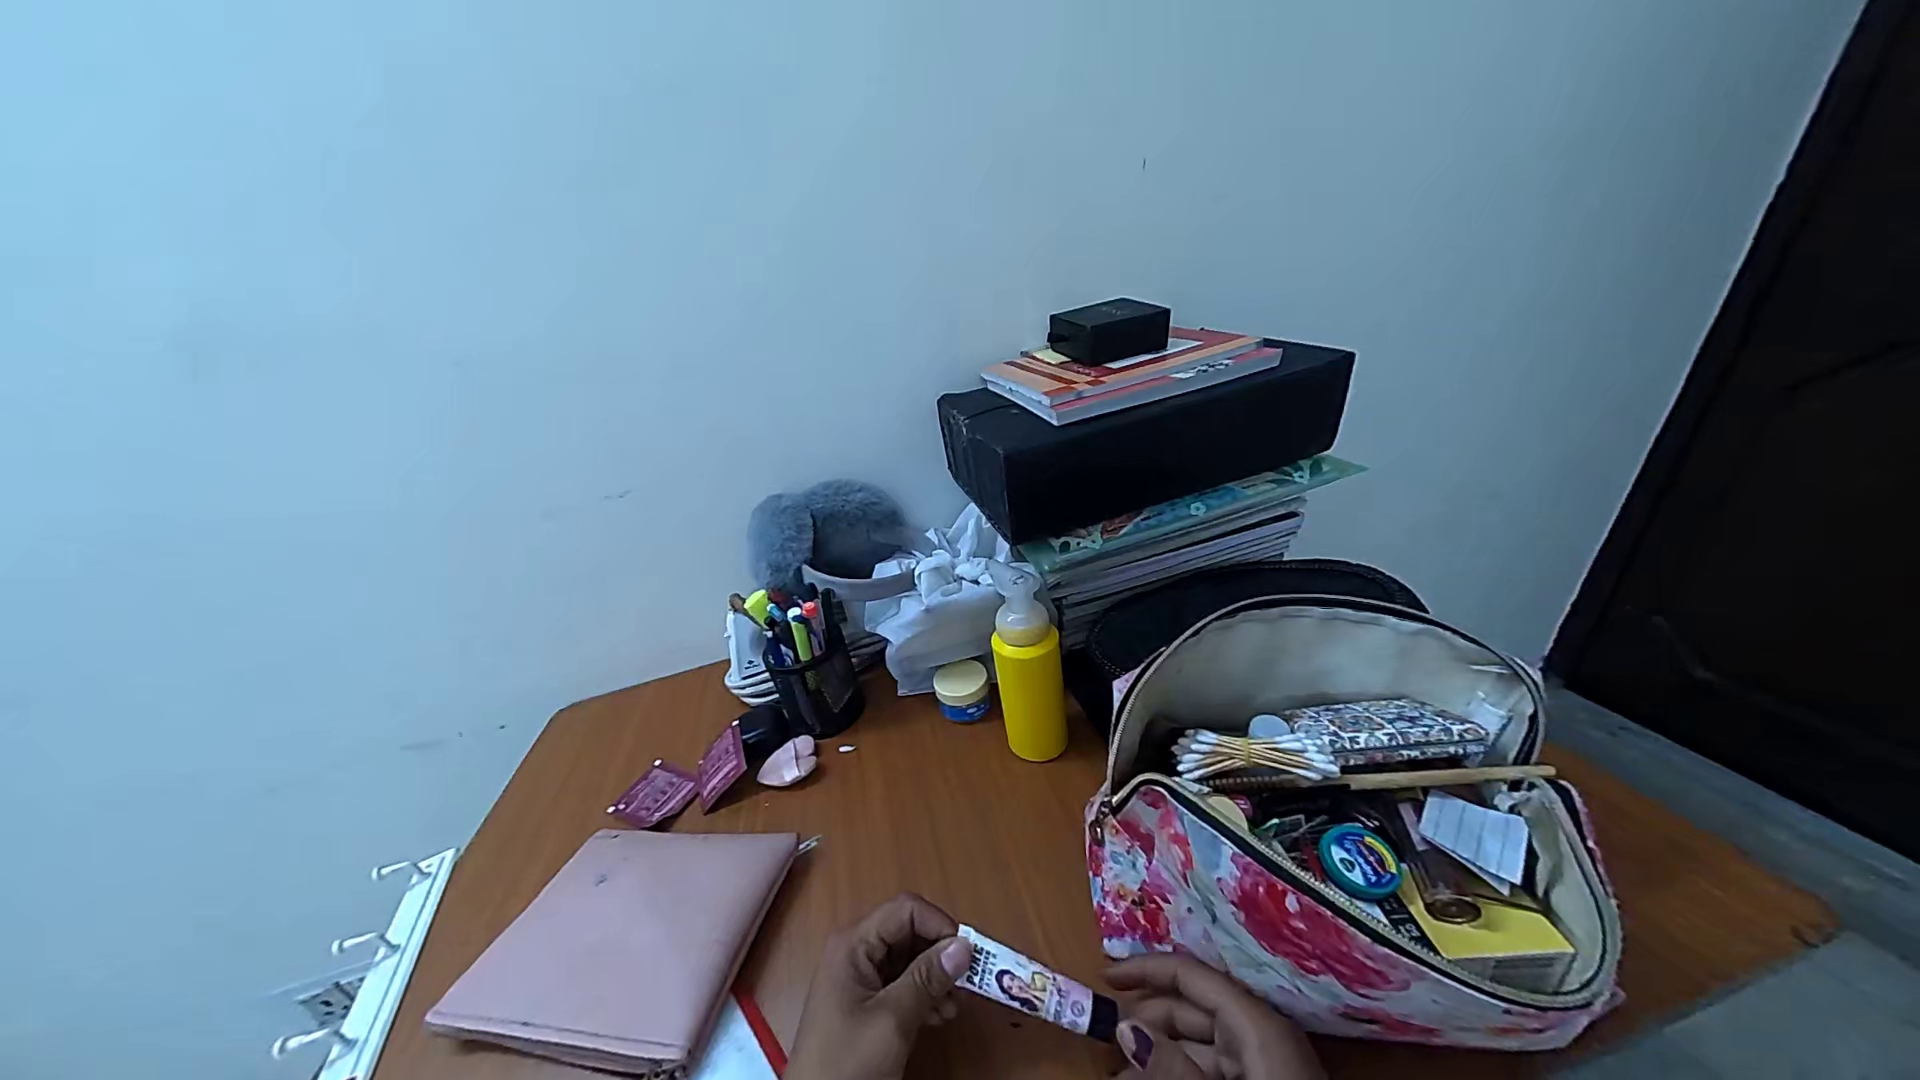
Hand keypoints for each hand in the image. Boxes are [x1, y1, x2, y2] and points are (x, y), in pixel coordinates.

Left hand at [786, 893, 973, 1079]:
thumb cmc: (847, 1064)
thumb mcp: (891, 1021)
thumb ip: (927, 979)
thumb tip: (964, 945)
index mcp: (854, 943)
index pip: (905, 910)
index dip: (938, 924)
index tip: (966, 956)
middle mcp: (857, 950)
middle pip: (909, 932)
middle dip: (940, 955)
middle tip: (965, 984)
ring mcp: (861, 977)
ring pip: (910, 958)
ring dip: (936, 977)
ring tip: (953, 1007)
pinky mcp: (867, 1002)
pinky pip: (903, 982)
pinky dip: (925, 994)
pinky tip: (939, 1016)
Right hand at [1106, 954, 1324, 1079]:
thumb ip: (1172, 1068)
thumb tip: (1125, 1028)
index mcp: (1255, 1023)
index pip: (1188, 973)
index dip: (1144, 970)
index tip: (1103, 980)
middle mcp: (1258, 1034)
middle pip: (1188, 1009)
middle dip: (1144, 1024)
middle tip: (1104, 1046)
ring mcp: (1262, 1064)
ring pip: (1195, 1046)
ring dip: (1157, 1057)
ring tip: (1119, 1077)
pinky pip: (1210, 1072)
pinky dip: (1178, 1076)